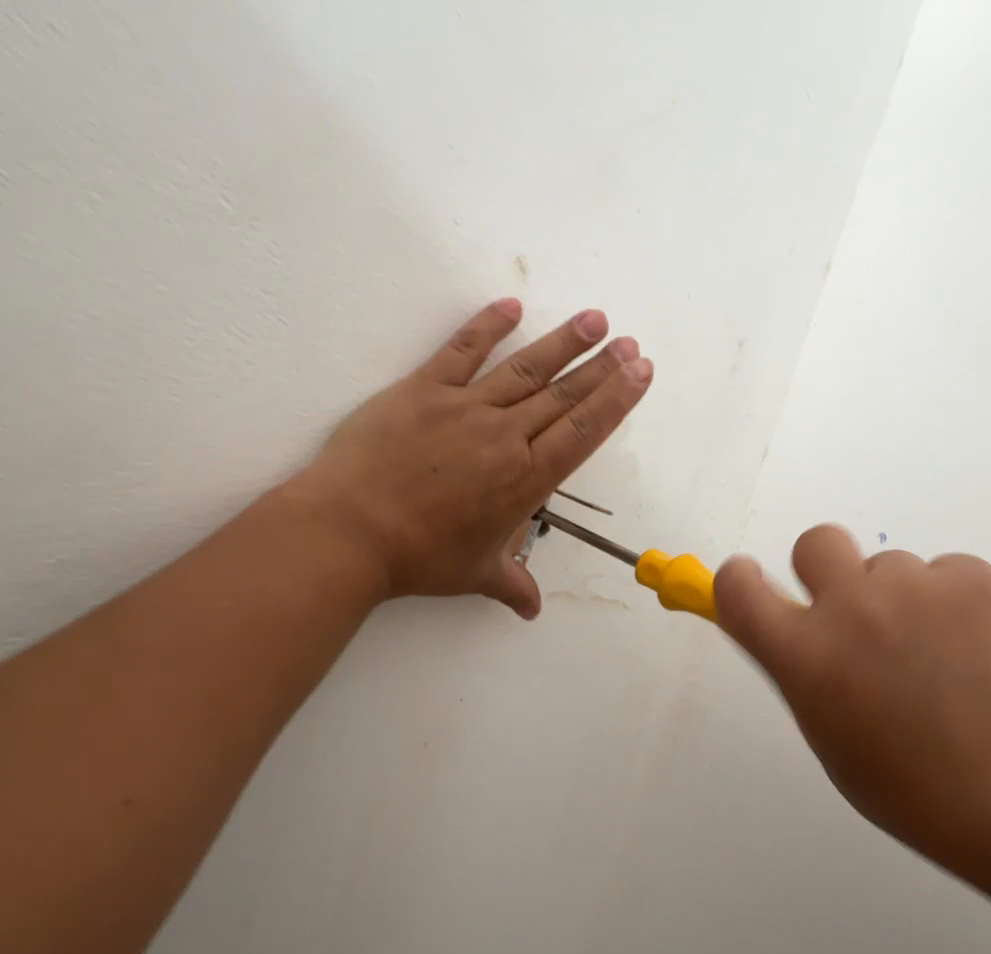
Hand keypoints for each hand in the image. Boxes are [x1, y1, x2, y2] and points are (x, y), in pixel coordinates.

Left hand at [285, 299, 652, 618]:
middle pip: (563, 395)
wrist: (351, 531)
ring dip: (563, 342)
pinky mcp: (423, 390)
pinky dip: (486, 327)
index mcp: (525, 480)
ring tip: (593, 320)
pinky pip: (461, 351)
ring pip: (525, 368)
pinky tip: (510, 306)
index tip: (640, 372)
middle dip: (601, 368)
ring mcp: (464, 408)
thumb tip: (532, 610)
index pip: (583, 430)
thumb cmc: (417, 557)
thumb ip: (511, 584)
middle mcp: (505, 437)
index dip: (617, 399)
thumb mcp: (474, 574)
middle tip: (628, 343)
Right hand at [713, 525, 990, 886]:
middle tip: (859, 617)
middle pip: (815, 542)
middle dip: (826, 571)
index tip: (753, 588)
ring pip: (890, 568)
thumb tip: (805, 645)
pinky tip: (983, 655)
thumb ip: (810, 680)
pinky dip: (952, 606)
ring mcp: (916, 585)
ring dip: (900, 601)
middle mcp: (852, 607)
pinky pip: (944, 576)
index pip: (738, 587)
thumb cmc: (924, 796)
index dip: (739, 582)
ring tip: (944, 660)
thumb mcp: (838, 747)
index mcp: (806, 657)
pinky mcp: (975, 576)